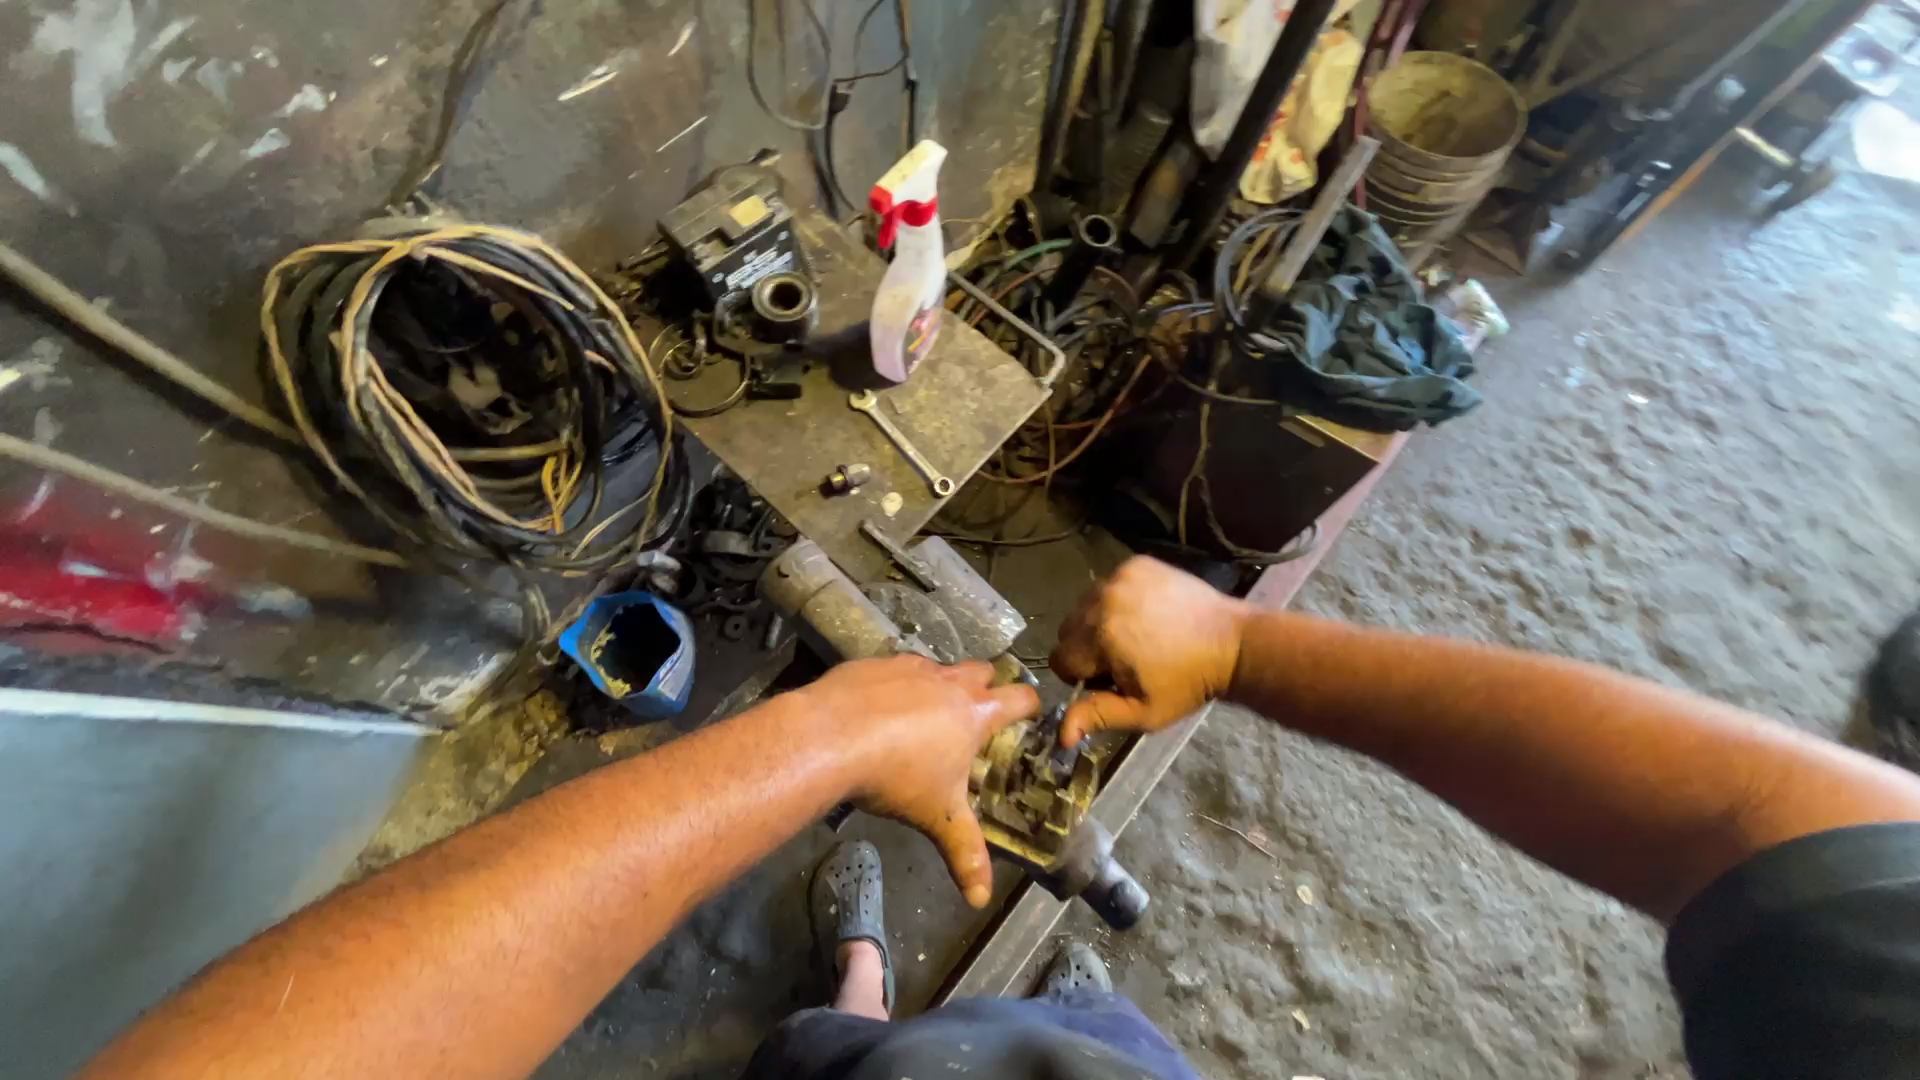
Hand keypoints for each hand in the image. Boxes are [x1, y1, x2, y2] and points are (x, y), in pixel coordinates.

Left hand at [796, 655, 1037, 907]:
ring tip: (924, 717)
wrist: (830, 737)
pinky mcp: (876, 662)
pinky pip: (897, 668)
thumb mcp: (936, 818)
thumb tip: (981, 898)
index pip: (1021, 698)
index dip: (1031, 706)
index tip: (1030, 716)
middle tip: (974, 717)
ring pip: (939, 668)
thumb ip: (965, 853)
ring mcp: (911, 666)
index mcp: (974, 713)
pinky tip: (880, 710)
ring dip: (940, 686)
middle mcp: (948, 681)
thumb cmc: (896, 776)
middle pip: (983, 671)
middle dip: (986, 688)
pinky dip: (898, 685)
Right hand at [1050, 556, 1248, 745]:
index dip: (1081, 675)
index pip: (1060, 659)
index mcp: (1100, 637)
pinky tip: (1145, 613)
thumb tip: (1061, 734)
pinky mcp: (1135, 564)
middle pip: (1068, 629)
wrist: (1233, 642)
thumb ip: (1098, 716)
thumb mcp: (1143, 711)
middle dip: (1086, 647)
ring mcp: (1119, 577)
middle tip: (1123, 658)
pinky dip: (1118, 600)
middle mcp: (1102, 599)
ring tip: (1135, 635)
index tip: (1109, 678)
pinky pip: (1108, 584)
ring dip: (1099, 621)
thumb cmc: (1186, 684)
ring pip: (1084, 605)